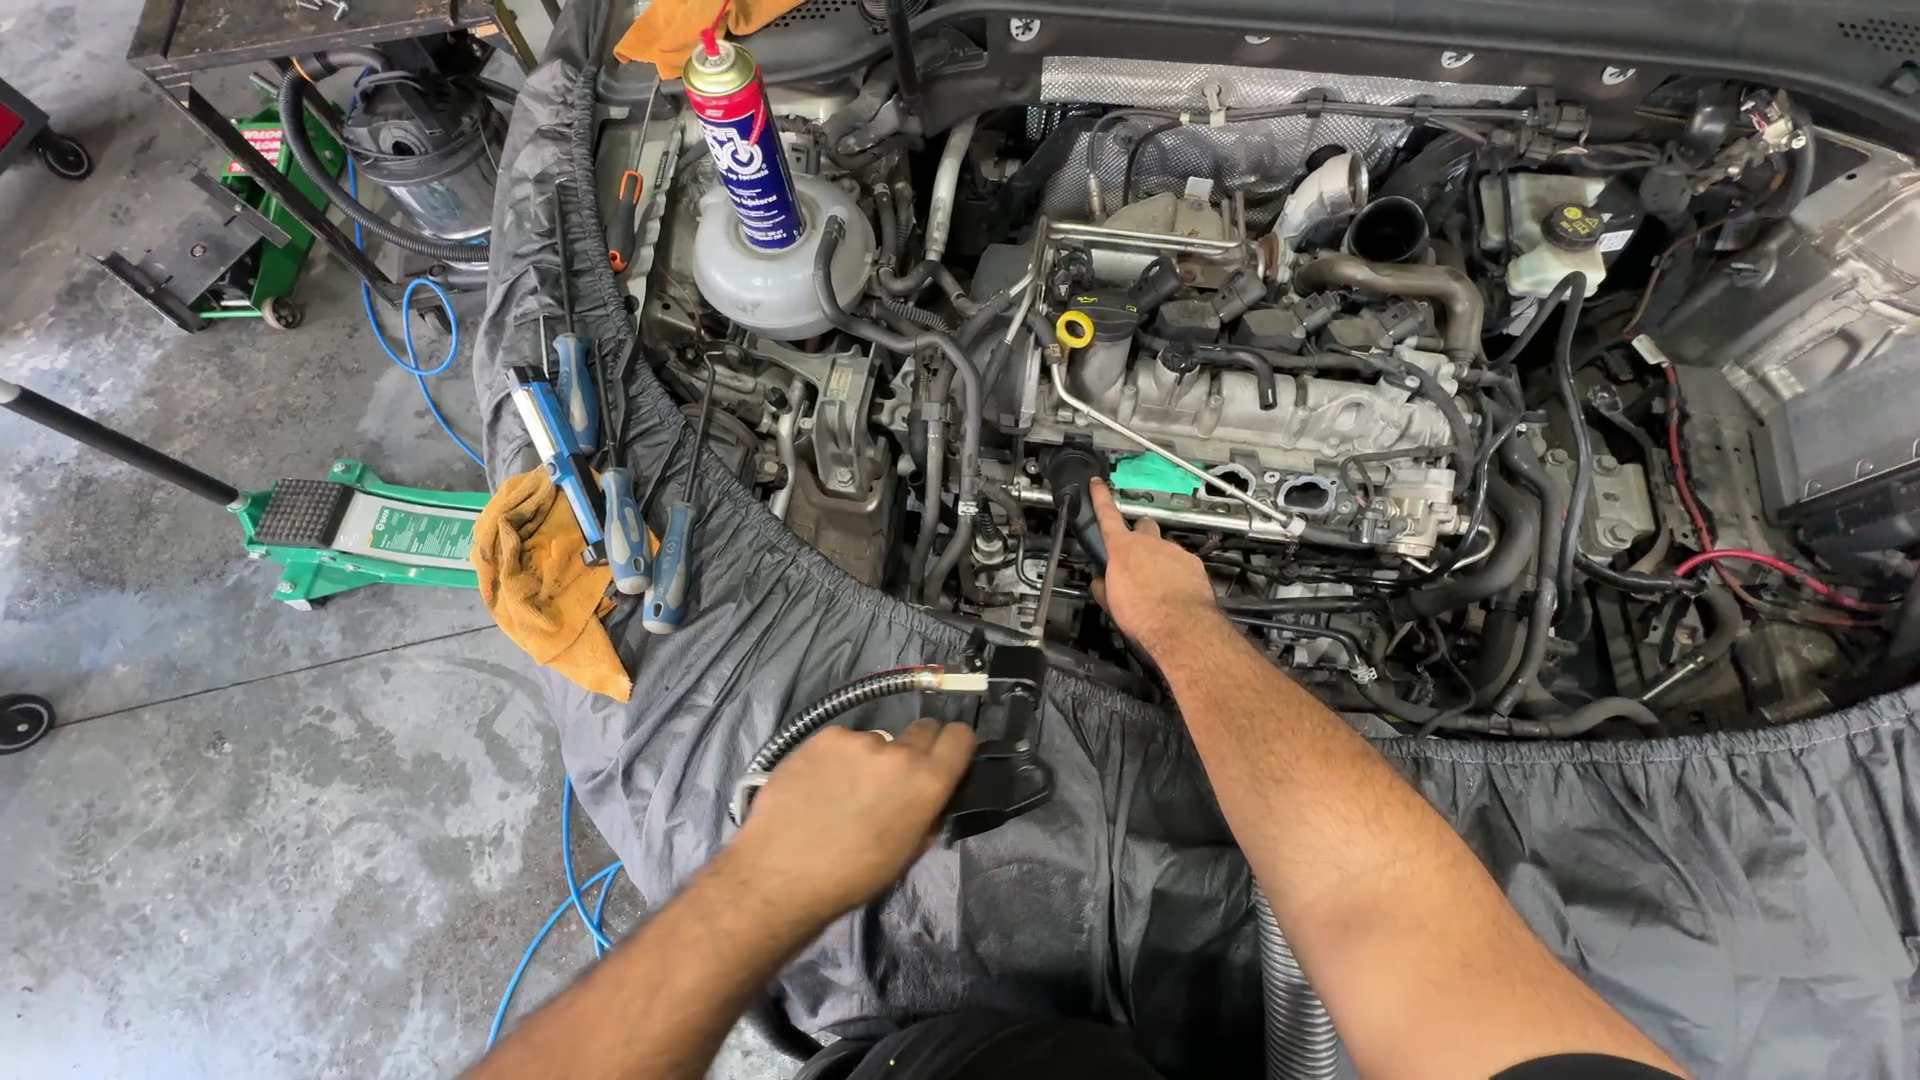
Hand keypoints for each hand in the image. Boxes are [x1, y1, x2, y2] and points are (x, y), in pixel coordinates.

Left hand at [727, 718, 975, 923]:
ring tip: (841, 791)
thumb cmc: (852, 876)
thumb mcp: (908, 850)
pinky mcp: (824, 736)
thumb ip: (927, 810)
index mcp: (927, 782)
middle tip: (891, 777)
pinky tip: (818, 784)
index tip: (943, 756)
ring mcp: (859, 740)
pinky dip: (836, 758)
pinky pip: (842, 742)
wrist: (781, 874)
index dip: (954, 745)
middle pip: (923, 728)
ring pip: (876, 740)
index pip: (960, 736)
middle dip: (914, 748)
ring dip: (868, 759)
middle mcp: (898, 752)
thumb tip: (931, 792)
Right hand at [1089, 479, 1221, 651]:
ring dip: (1160, 560)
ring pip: (1164, 547)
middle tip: (1137, 555)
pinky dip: (1178, 573)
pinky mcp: (1193, 563)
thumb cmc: (1142, 614)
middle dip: (1140, 535)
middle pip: (1143, 526)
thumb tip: (1100, 584)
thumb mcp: (1111, 602)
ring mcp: (1173, 551)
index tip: (1098, 483)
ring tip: (1158, 585)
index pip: (1107, 515)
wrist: (1180, 626)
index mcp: (1123, 548)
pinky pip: (1182, 562)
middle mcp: (1149, 543)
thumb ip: (1104, 587)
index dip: (1100, 497)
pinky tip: (1176, 591)